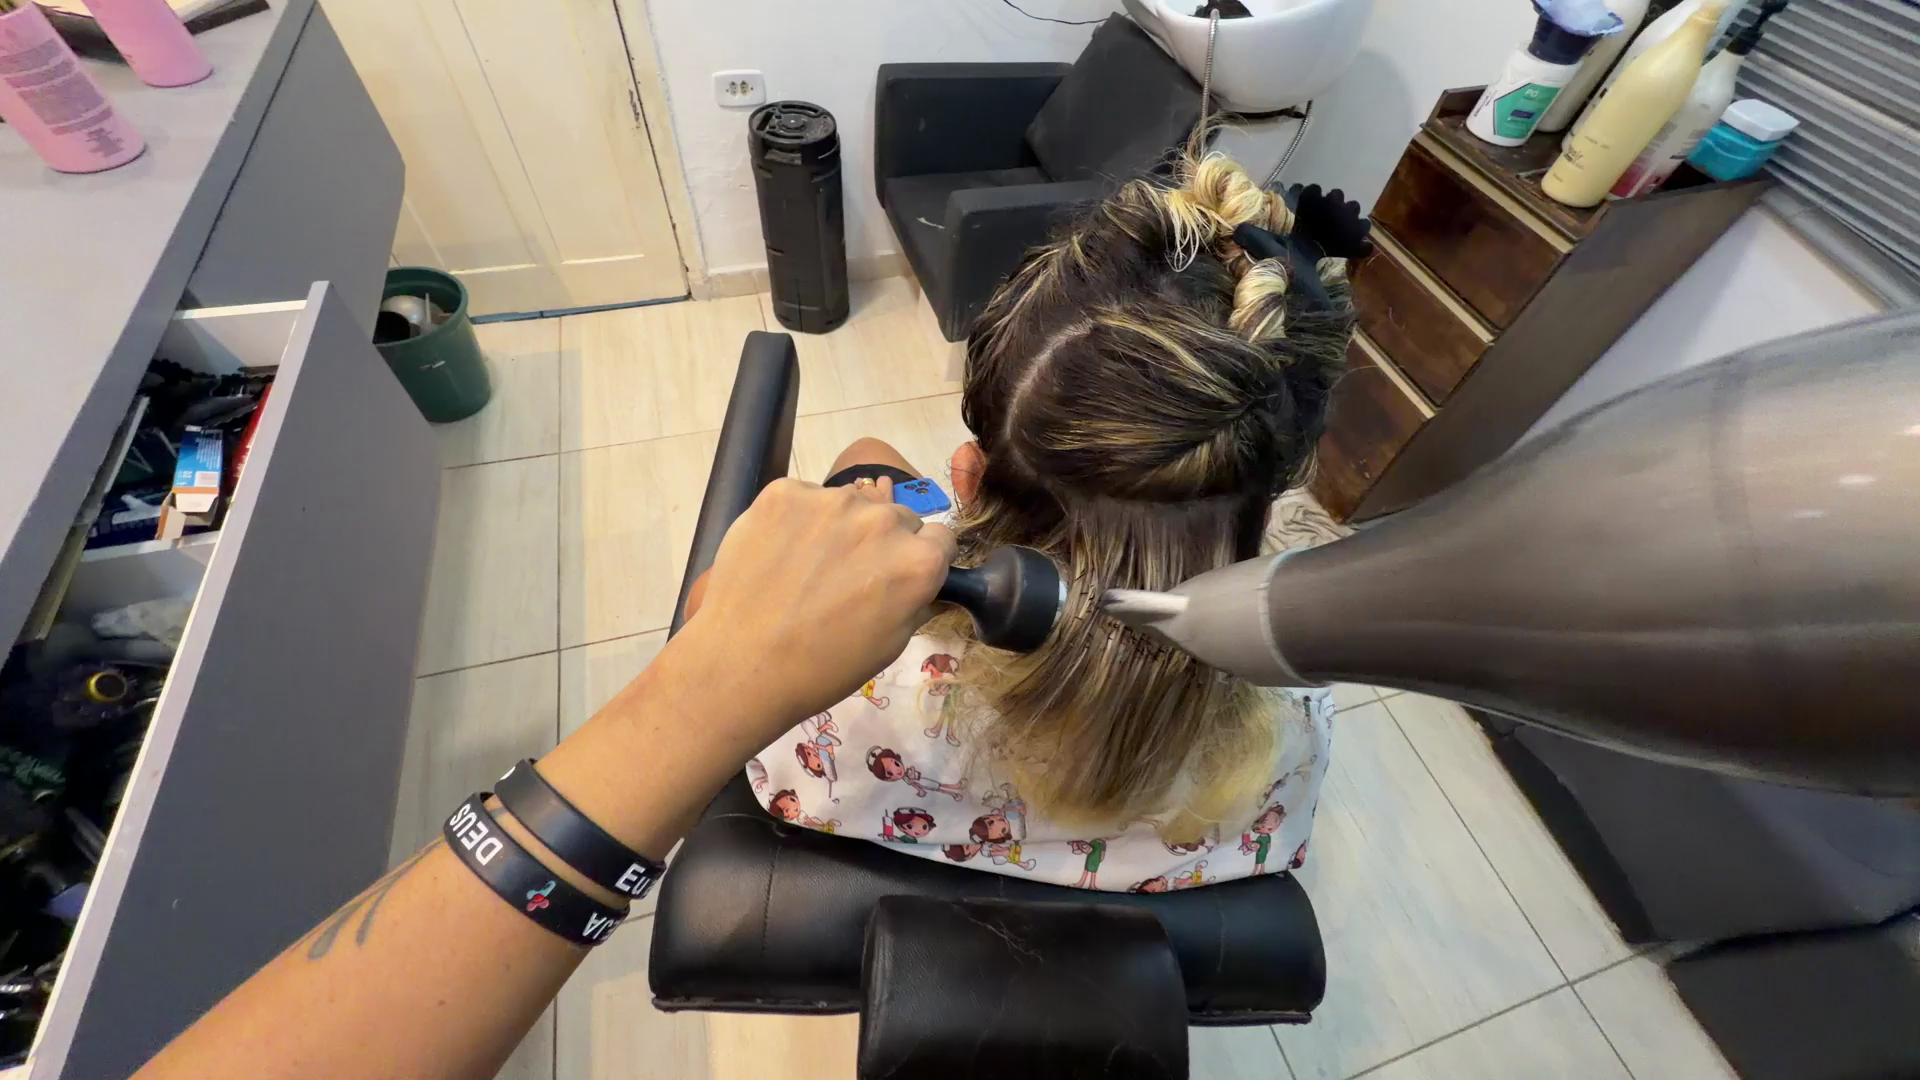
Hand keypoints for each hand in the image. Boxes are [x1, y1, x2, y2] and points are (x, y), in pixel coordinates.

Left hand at [668, 479, 954, 739]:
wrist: (741, 666)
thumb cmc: (824, 668)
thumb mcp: (894, 642)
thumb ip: (917, 595)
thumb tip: (918, 573)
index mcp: (917, 560)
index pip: (941, 537)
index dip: (921, 558)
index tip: (897, 575)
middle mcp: (882, 519)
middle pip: (897, 517)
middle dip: (882, 541)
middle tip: (848, 576)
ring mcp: (831, 500)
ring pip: (850, 504)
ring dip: (840, 526)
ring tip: (807, 567)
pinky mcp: (784, 492)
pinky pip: (805, 498)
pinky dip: (797, 520)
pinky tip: (779, 554)